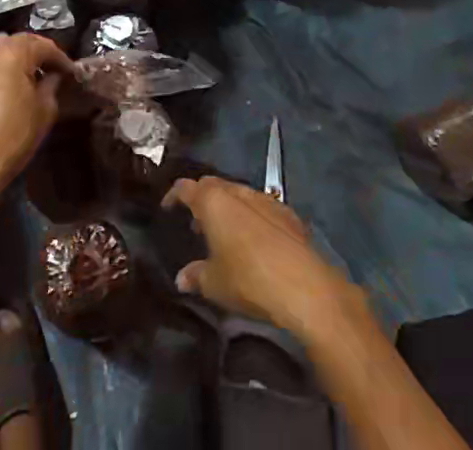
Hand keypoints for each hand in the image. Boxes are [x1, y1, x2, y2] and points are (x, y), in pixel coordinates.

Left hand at [0, 33, 74, 197]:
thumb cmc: (16, 134)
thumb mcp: (46, 109)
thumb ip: (52, 84)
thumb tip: (53, 75)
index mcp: (13, 54)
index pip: (42, 45)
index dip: (59, 56)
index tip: (69, 70)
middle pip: (17, 42)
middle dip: (35, 51)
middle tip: (50, 67)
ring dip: (13, 58)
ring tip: (25, 74)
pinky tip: (1, 88)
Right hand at [163, 177, 364, 339]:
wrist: (304, 286)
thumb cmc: (248, 280)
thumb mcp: (214, 283)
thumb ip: (195, 275)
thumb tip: (182, 277)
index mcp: (215, 202)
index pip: (187, 188)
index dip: (174, 195)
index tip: (168, 207)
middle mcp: (239, 193)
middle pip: (214, 185)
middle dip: (202, 198)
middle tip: (195, 221)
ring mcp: (267, 200)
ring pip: (239, 194)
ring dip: (227, 207)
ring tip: (222, 233)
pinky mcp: (289, 214)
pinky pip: (261, 207)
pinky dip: (250, 217)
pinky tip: (253, 241)